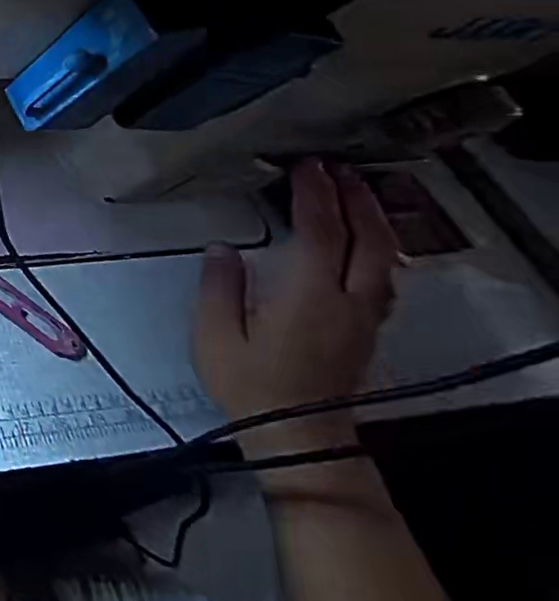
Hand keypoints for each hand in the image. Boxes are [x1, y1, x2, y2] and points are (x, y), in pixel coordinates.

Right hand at [193, 159, 402, 457]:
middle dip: (355, 200)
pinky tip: (361, 241)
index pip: (320, 235)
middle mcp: (349, 300)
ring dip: (372, 220)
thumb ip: (220, 287)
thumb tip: (223, 248)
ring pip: (385, 257)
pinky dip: (375, 246)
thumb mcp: (215, 334)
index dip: (314, 198)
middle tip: (336, 169)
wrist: (299, 432)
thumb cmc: (248, 381)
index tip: (305, 168)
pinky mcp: (365, 327)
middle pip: (368, 241)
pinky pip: (382, 275)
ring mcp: (364, 315)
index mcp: (309, 297)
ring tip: (355, 194)